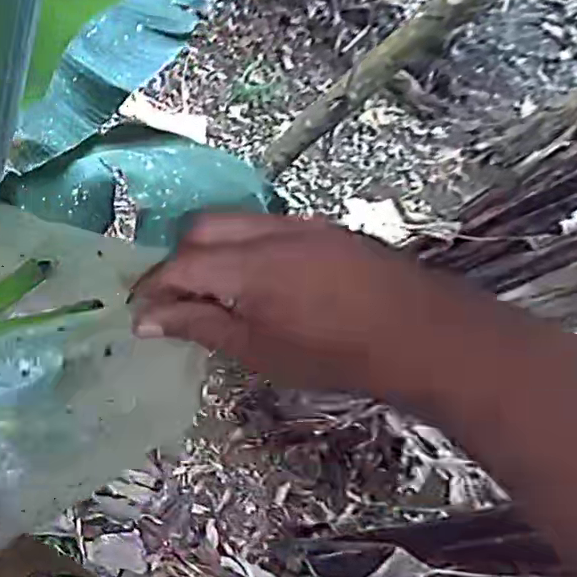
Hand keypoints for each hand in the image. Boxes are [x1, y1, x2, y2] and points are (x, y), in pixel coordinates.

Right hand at [129, 213, 540, 404]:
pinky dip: (241, 246)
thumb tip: (145, 320)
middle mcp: (272, 234)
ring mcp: (303, 227)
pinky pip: (265, 227)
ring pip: (233, 222)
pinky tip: (253, 281)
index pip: (178, 266)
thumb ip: (196, 325)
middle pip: (200, 227)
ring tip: (211, 289)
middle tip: (174, 297)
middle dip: (176, 259)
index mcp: (250, 266)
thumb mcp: (255, 349)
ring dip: (209, 249)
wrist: (436, 342)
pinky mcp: (327, 232)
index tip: (140, 313)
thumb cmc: (335, 355)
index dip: (151, 288)